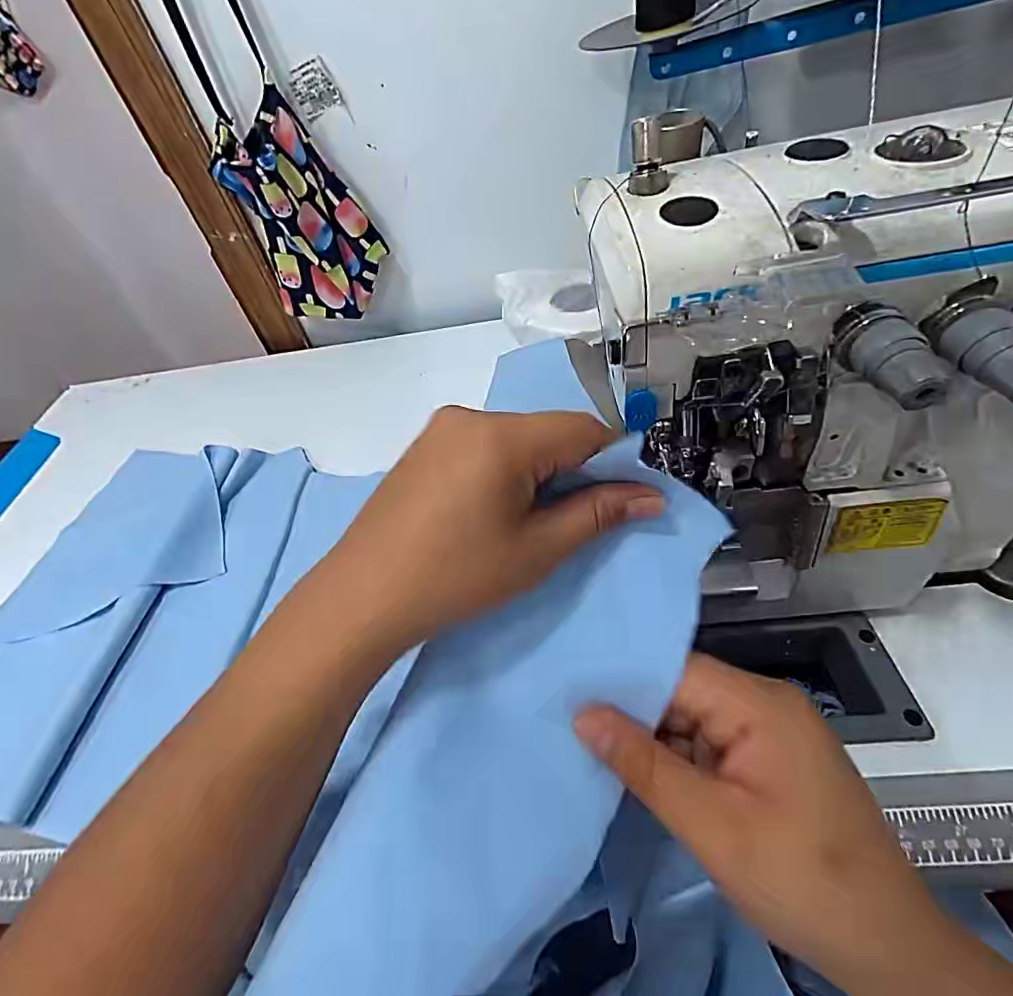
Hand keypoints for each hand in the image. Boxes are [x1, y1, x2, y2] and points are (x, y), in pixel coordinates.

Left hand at [303, 407, 663, 660]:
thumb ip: (596, 513)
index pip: (583, 428)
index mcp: (501, 435)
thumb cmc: (455, 577)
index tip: (623, 498)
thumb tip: (649, 495)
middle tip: (574, 519)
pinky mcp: (423, 447)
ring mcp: (440, 429)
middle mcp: (469, 417)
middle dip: (573, 468)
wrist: (363, 596)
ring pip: (515, 438)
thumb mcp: (536, 550)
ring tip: (528, 522)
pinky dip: (503, 469)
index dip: (613, 459)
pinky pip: (482, 445)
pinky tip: (492, 511)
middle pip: (547, 431)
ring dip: (538, 470)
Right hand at [575, 656, 1012, 995]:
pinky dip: (676, 758)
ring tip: (587, 742)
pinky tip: (636, 769)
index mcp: (760, 703)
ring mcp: (770, 734)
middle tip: (567, 719)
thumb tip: (583, 714)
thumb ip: (644, 765)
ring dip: (650, 737)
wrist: (887, 948)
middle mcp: (766, 704)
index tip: (568, 689)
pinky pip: (708, 744)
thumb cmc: (802, 879)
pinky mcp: (768, 762)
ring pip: (692, 718)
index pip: (676, 669)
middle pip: (683, 690)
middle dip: (631, 709)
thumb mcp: (712, 825)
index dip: (622, 678)